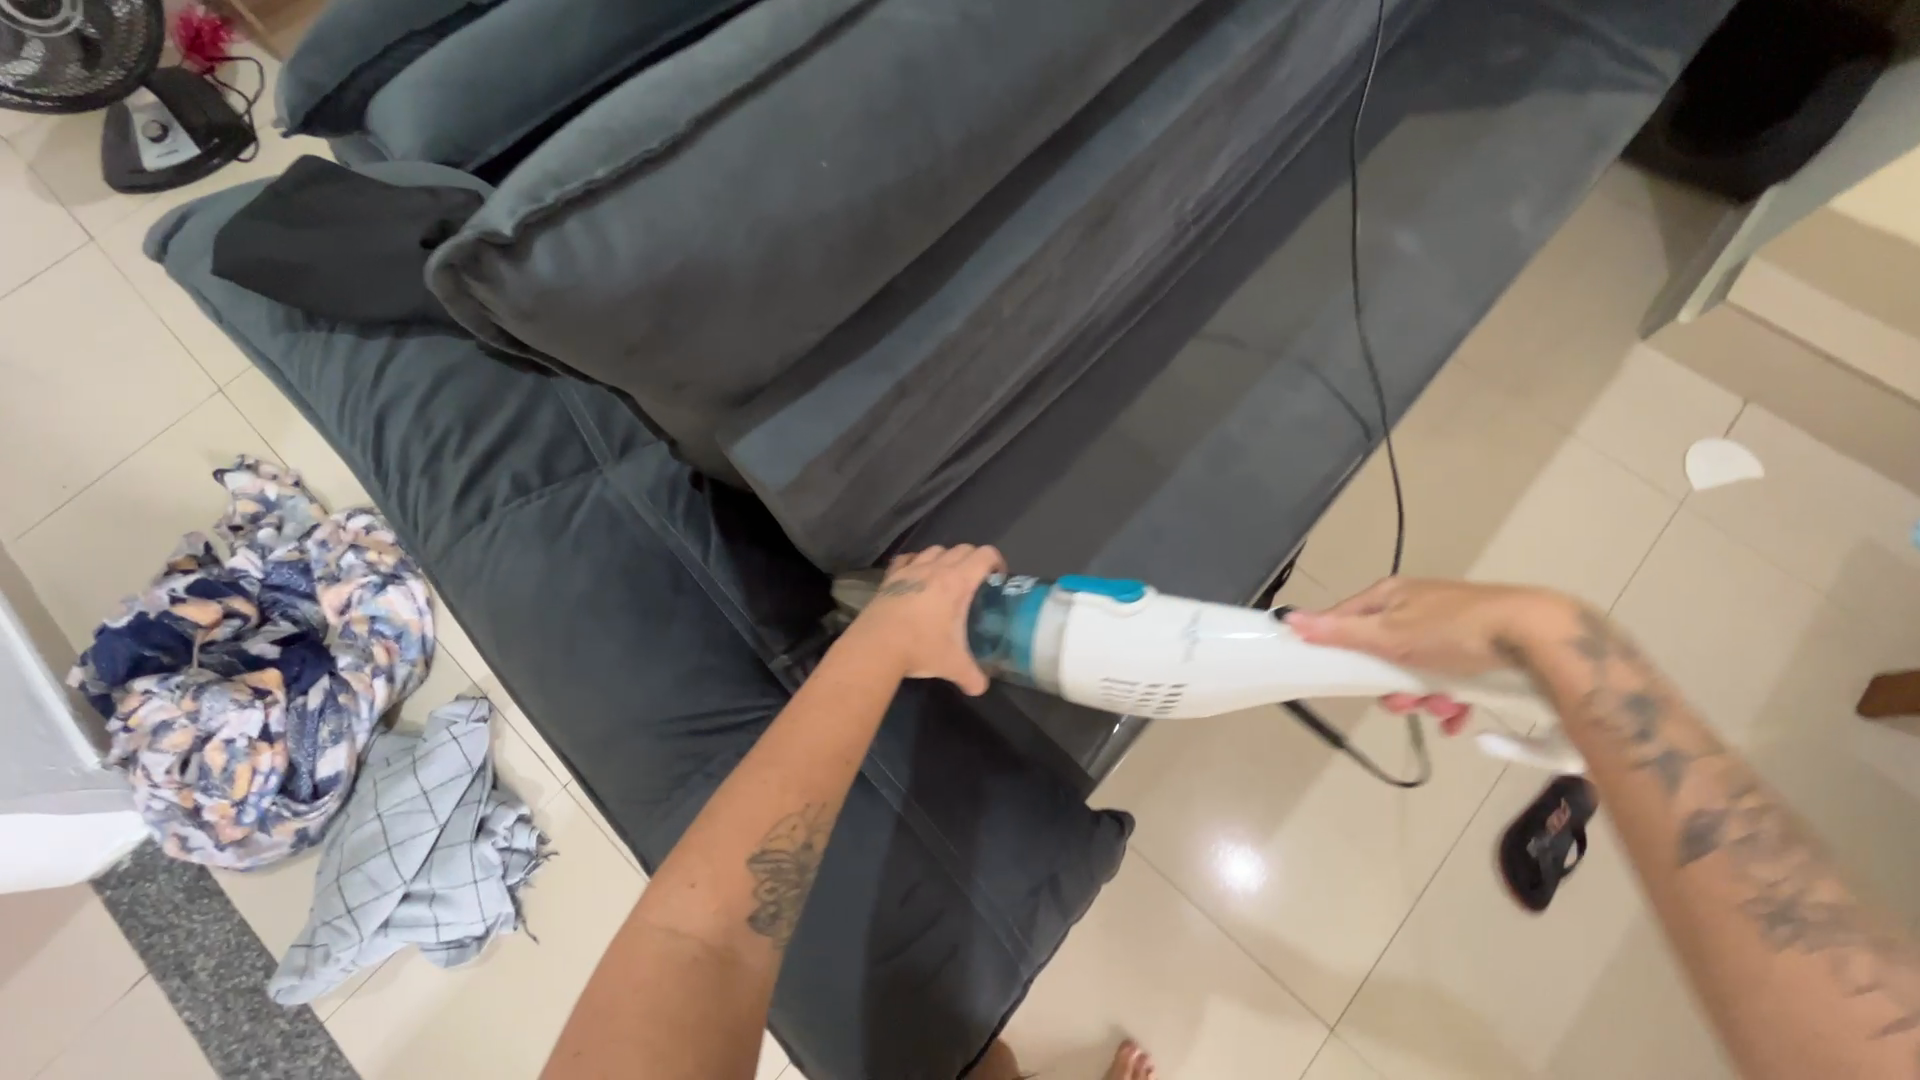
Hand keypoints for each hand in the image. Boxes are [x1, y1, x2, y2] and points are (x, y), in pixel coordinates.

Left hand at [848, 545, 1005, 694]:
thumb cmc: (921, 649)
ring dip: (946, 558)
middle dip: (974, 560)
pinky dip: (916, 562)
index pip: (985, 555)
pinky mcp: (891, 577)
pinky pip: (907, 558)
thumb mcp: (953, 665)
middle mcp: (936, 568)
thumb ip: (972, 676)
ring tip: (947, 578)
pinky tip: (916, 576)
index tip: (998, 578)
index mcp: (958, 582)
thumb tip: (981, 688)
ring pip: (935, 550)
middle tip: (976, 582)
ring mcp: (910, 570)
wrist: (876, 646)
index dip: (996, 561)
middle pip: (962, 549)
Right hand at [1284, 578, 1574, 731]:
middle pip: (1384, 652)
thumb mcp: (1388, 634)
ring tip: (1441, 713)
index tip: (1340, 676)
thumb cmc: (1454, 631)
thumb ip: (1338, 631)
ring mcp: (1452, 627)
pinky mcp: (1483, 649)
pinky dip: (1453, 701)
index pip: (1346, 617)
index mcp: (1392, 595)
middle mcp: (1419, 606)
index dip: (1338, 647)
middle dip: (1391, 686)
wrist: (1538, 636)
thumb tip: (1288, 619)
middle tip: (1401, 705)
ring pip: (1419, 670)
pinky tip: (1460, 720)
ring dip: (1424, 699)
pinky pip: (1454, 679)